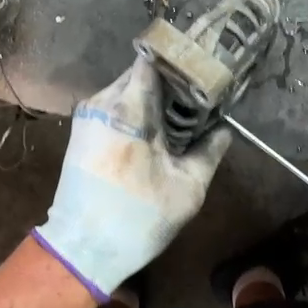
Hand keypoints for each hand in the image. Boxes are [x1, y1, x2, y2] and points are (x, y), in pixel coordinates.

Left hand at [32, 57, 230, 300]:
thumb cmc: (137, 218)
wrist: (81, 250)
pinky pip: (115, 104)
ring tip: (184, 109)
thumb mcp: (186, 189)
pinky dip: (137, 108)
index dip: (180, 57)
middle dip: (171, 77)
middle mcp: (104, 101)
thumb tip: (225, 128)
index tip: (204, 62)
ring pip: (128, 87)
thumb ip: (208, 151)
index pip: (153, 59)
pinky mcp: (83, 128)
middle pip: (142, 71)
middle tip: (201, 89)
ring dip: (153, 95)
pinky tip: (157, 127)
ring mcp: (89, 113)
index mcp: (128, 108)